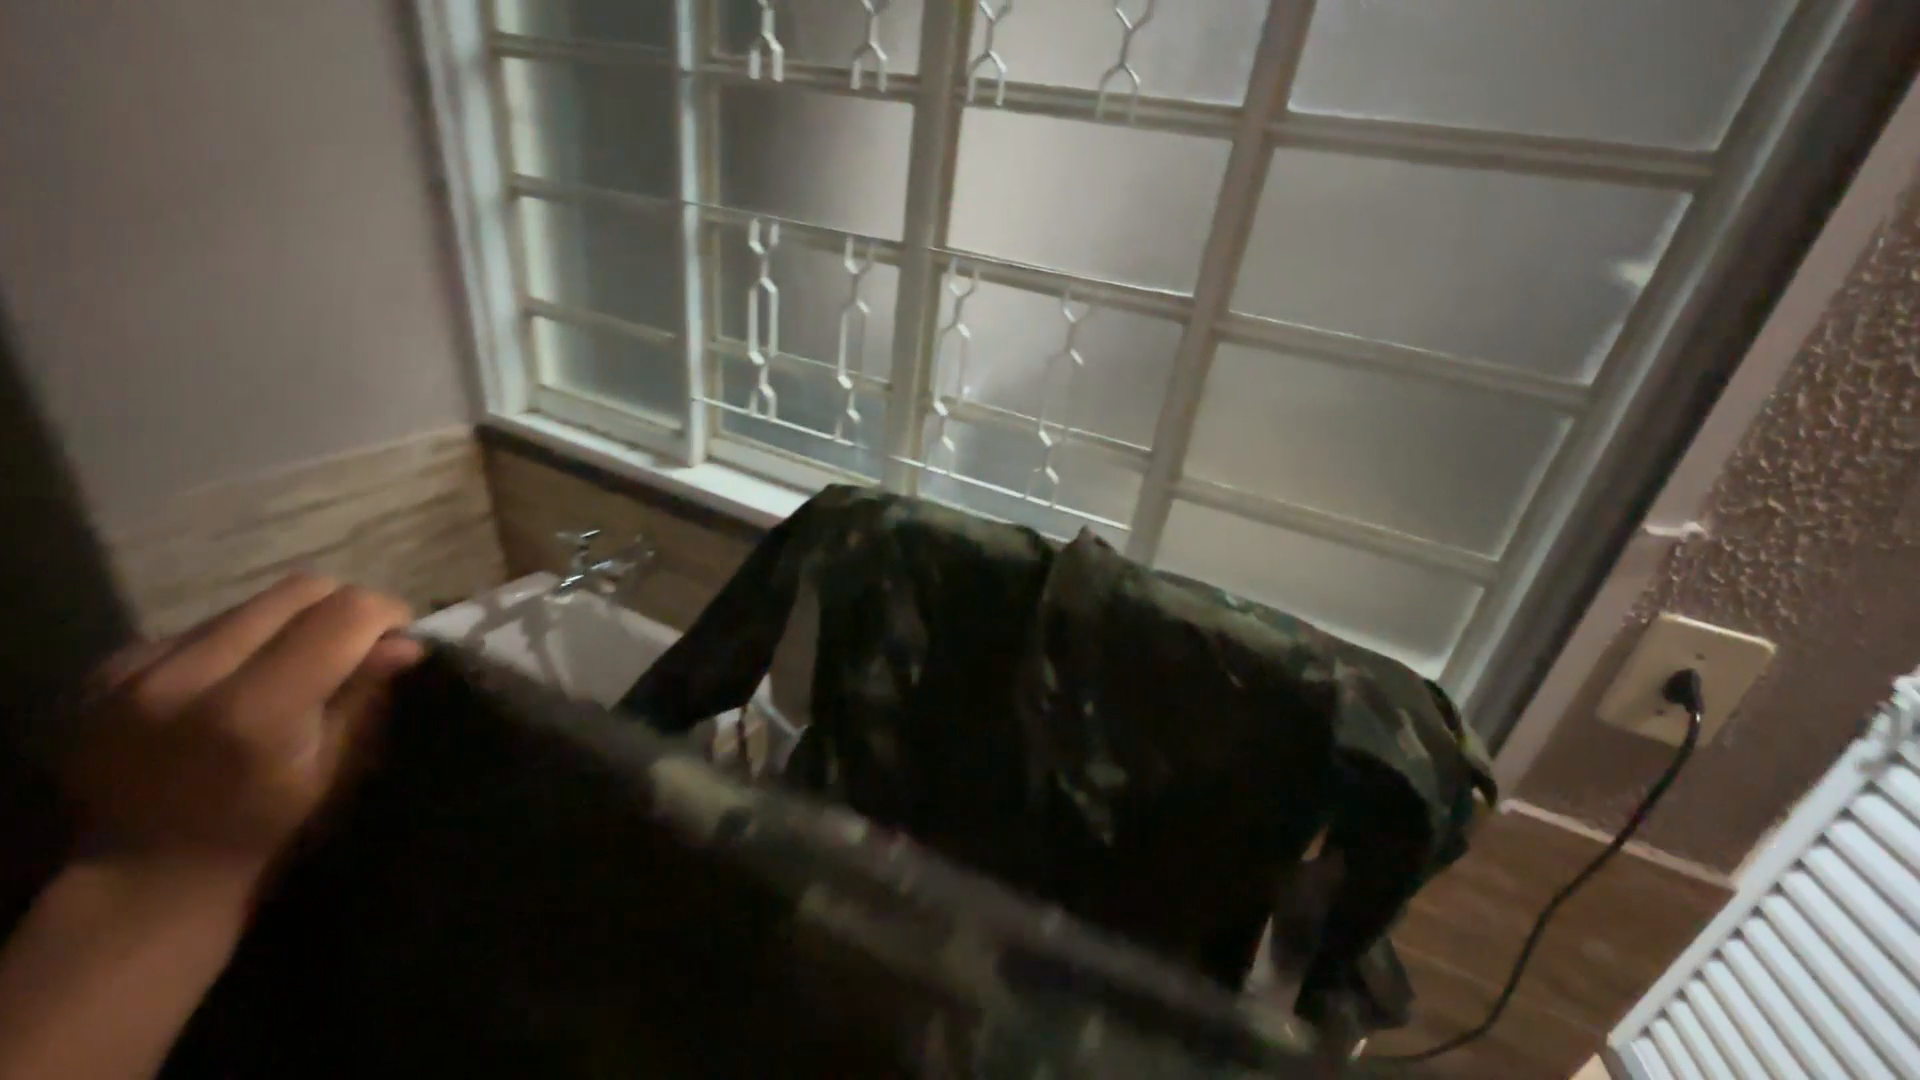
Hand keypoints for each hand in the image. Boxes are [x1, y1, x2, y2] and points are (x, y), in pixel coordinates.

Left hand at [62, 574, 424, 886]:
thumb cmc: (261, 826)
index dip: (387, 614)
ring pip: (253, 603)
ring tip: (300, 663)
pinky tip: (241, 679)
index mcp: (253, 711)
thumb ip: (364, 695)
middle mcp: (188, 675)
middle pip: (297, 591)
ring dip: (293, 622)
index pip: (342, 615)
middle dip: (345, 608)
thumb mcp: (333, 768)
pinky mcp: (111, 665)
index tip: (403, 637)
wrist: (142, 870)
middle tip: (360, 643)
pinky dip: (243, 639)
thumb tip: (407, 641)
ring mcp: (138, 667)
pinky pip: (205, 624)